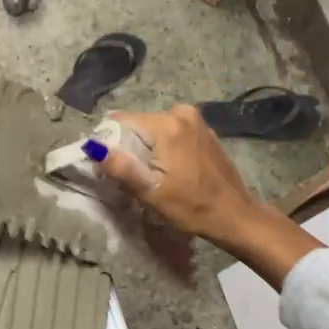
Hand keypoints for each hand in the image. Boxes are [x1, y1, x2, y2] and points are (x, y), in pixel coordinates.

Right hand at [89, 106, 322, 287]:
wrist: (234, 215)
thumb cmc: (191, 206)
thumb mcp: (150, 191)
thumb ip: (122, 166)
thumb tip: (94, 146)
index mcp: (167, 125)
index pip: (122, 121)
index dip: (111, 142)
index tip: (112, 166)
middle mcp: (182, 113)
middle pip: (139, 124)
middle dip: (129, 145)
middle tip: (133, 175)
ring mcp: (197, 121)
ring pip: (155, 128)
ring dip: (147, 147)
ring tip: (152, 174)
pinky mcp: (204, 131)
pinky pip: (172, 132)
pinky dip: (164, 146)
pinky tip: (171, 169)